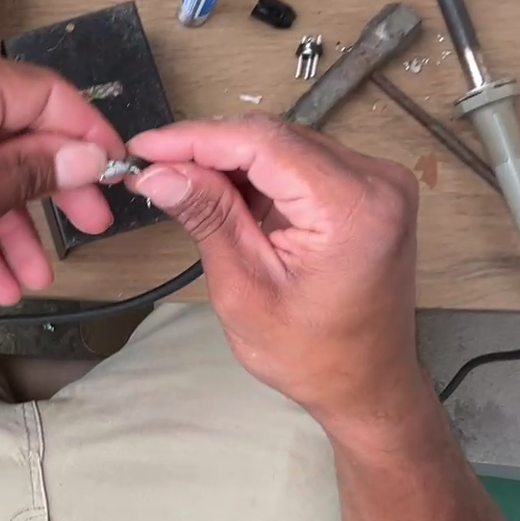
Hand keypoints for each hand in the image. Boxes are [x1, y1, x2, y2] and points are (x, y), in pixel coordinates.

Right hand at [124, 114, 428, 435]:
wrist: (365, 382)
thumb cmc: (311, 354)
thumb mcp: (243, 288)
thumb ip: (207, 218)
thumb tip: (158, 174)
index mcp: (351, 208)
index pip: (262, 144)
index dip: (194, 139)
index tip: (144, 147)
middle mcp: (375, 181)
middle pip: (273, 137)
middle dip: (205, 148)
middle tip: (151, 167)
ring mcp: (375, 181)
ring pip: (281, 145)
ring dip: (225, 160)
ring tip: (176, 182)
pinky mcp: (364, 189)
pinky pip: (297, 162)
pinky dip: (252, 173)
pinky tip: (218, 192)